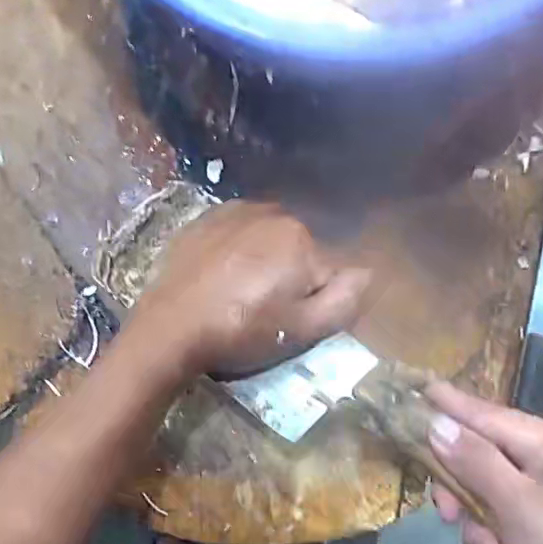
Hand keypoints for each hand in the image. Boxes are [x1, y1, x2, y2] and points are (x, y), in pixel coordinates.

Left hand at [128, 201, 371, 377]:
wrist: (171, 327)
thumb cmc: (242, 332)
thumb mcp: (303, 329)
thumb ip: (345, 299)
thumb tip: (371, 271)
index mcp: (302, 239)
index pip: (329, 271)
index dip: (316, 301)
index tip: (290, 321)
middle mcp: (274, 212)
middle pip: (300, 252)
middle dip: (292, 278)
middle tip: (265, 312)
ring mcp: (236, 211)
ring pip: (270, 240)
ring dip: (266, 263)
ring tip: (242, 295)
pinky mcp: (207, 218)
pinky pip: (241, 233)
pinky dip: (241, 252)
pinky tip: (225, 278)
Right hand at [425, 382, 542, 543]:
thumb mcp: (517, 504)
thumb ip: (475, 461)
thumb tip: (438, 422)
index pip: (486, 415)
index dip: (449, 406)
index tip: (418, 389)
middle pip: (484, 465)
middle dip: (469, 502)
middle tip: (452, 520)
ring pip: (495, 505)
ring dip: (491, 539)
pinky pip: (516, 529)